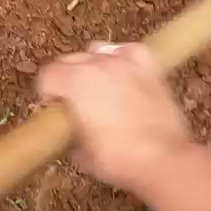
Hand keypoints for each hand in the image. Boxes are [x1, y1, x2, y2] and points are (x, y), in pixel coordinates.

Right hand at [36, 42, 192, 193]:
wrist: (163, 159)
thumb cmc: (118, 159)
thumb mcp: (80, 152)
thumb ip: (70, 132)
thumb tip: (72, 130)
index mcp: (74, 82)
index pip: (47, 75)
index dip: (47, 93)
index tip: (54, 109)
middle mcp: (97, 64)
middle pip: (69, 59)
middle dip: (66, 79)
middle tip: (74, 103)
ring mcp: (124, 62)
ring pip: (96, 50)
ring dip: (91, 65)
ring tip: (99, 87)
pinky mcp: (149, 67)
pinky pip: (128, 50)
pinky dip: (122, 58)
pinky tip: (123, 73)